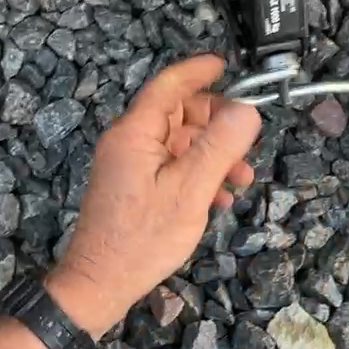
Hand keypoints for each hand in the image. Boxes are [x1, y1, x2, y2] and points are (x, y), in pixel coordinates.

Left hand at [48, 55, 261, 331]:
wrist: (101, 283)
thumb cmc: (141, 240)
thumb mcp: (190, 191)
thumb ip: (219, 147)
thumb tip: (247, 110)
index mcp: (135, 133)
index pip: (168, 85)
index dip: (198, 71)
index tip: (225, 65)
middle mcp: (128, 141)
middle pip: (178, 114)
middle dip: (216, 125)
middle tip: (247, 142)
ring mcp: (128, 164)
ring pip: (179, 143)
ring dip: (212, 155)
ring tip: (240, 180)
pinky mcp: (132, 185)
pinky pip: (169, 166)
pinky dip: (196, 174)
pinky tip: (217, 198)